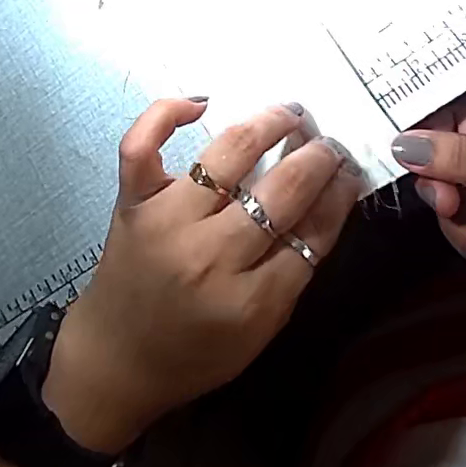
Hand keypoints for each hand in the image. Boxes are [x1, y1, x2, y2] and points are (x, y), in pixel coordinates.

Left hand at [40, 99, 362, 451]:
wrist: (114, 363)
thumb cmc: (196, 351)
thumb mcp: (263, 326)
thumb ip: (299, 265)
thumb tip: (333, 194)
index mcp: (251, 299)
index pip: (314, 230)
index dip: (340, 193)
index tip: (351, 170)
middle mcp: (210, 255)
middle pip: (282, 189)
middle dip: (318, 157)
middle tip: (329, 143)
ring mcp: (166, 222)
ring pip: (228, 153)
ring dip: (270, 124)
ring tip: (292, 113)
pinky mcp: (132, 203)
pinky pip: (141, 147)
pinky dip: (166, 115)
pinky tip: (200, 104)